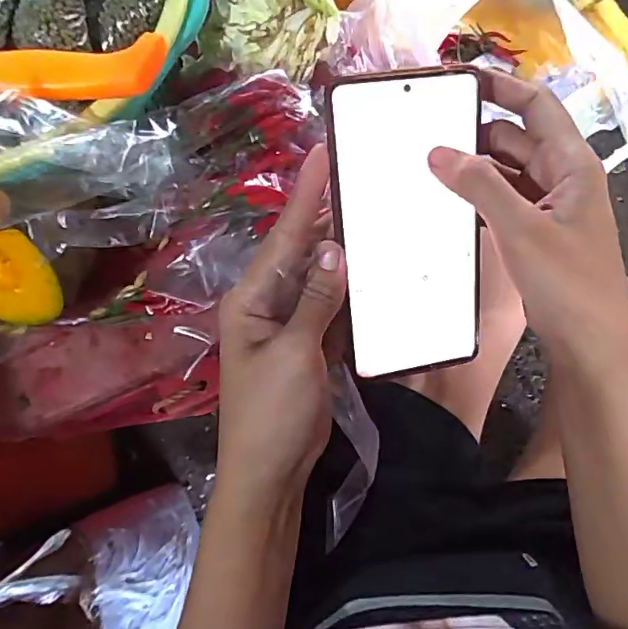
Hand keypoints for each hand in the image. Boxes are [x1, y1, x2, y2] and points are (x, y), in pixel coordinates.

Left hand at [216, 145, 346, 492]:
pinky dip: (352, 290)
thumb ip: (317, 300)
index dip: (306, 195)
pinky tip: (374, 270)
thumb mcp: (295, 353)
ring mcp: (290, 323)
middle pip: (303, 250)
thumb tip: (336, 248)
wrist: (270, 473)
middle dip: (328, 216)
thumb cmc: (272, 414)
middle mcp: (268, 301)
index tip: (322, 154)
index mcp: (253, 298)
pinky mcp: (311, 343)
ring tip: (374, 214)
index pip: (285, 237)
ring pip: (321, 277)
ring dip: (345, 251)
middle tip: (361, 178)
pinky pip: (333, 306)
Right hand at [428, 71, 627, 363]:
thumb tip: (439, 151)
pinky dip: (481, 196)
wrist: (592, 347)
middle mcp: (565, 179)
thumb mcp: (522, 230)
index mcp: (573, 165)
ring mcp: (553, 208)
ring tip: (431, 161)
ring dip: (476, 167)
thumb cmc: (569, 286)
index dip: (501, 87)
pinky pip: (507, 201)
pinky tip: (451, 199)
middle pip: (517, 137)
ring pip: (509, 171)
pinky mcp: (540, 234)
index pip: (537, 106)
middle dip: (477, 130)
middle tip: (429, 126)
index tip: (458, 78)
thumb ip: (481, 187)